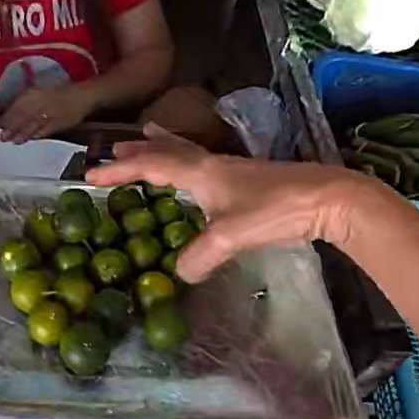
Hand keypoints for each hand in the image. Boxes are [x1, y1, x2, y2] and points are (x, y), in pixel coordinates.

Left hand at [0, 81, 95, 141]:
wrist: (83, 96)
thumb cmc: (62, 93)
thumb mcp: (42, 92)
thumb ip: (30, 102)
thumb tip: (15, 115)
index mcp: (34, 93)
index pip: (17, 107)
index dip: (8, 117)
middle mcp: (40, 102)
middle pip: (22, 117)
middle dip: (12, 128)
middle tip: (3, 138)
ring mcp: (50, 113)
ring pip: (32, 124)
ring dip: (23, 134)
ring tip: (14, 141)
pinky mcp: (60, 122)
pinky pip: (46, 130)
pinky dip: (38, 135)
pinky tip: (32, 139)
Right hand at [86, 124, 396, 281]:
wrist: (327, 199)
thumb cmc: (276, 209)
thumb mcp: (231, 236)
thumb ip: (200, 256)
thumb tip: (179, 275)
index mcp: (201, 172)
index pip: (151, 166)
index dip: (120, 170)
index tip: (91, 175)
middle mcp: (214, 166)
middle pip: (169, 151)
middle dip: (140, 150)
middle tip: (116, 147)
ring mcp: (234, 172)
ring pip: (190, 156)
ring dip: (165, 151)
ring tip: (150, 143)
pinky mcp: (250, 183)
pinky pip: (208, 170)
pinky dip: (191, 168)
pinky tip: (202, 182)